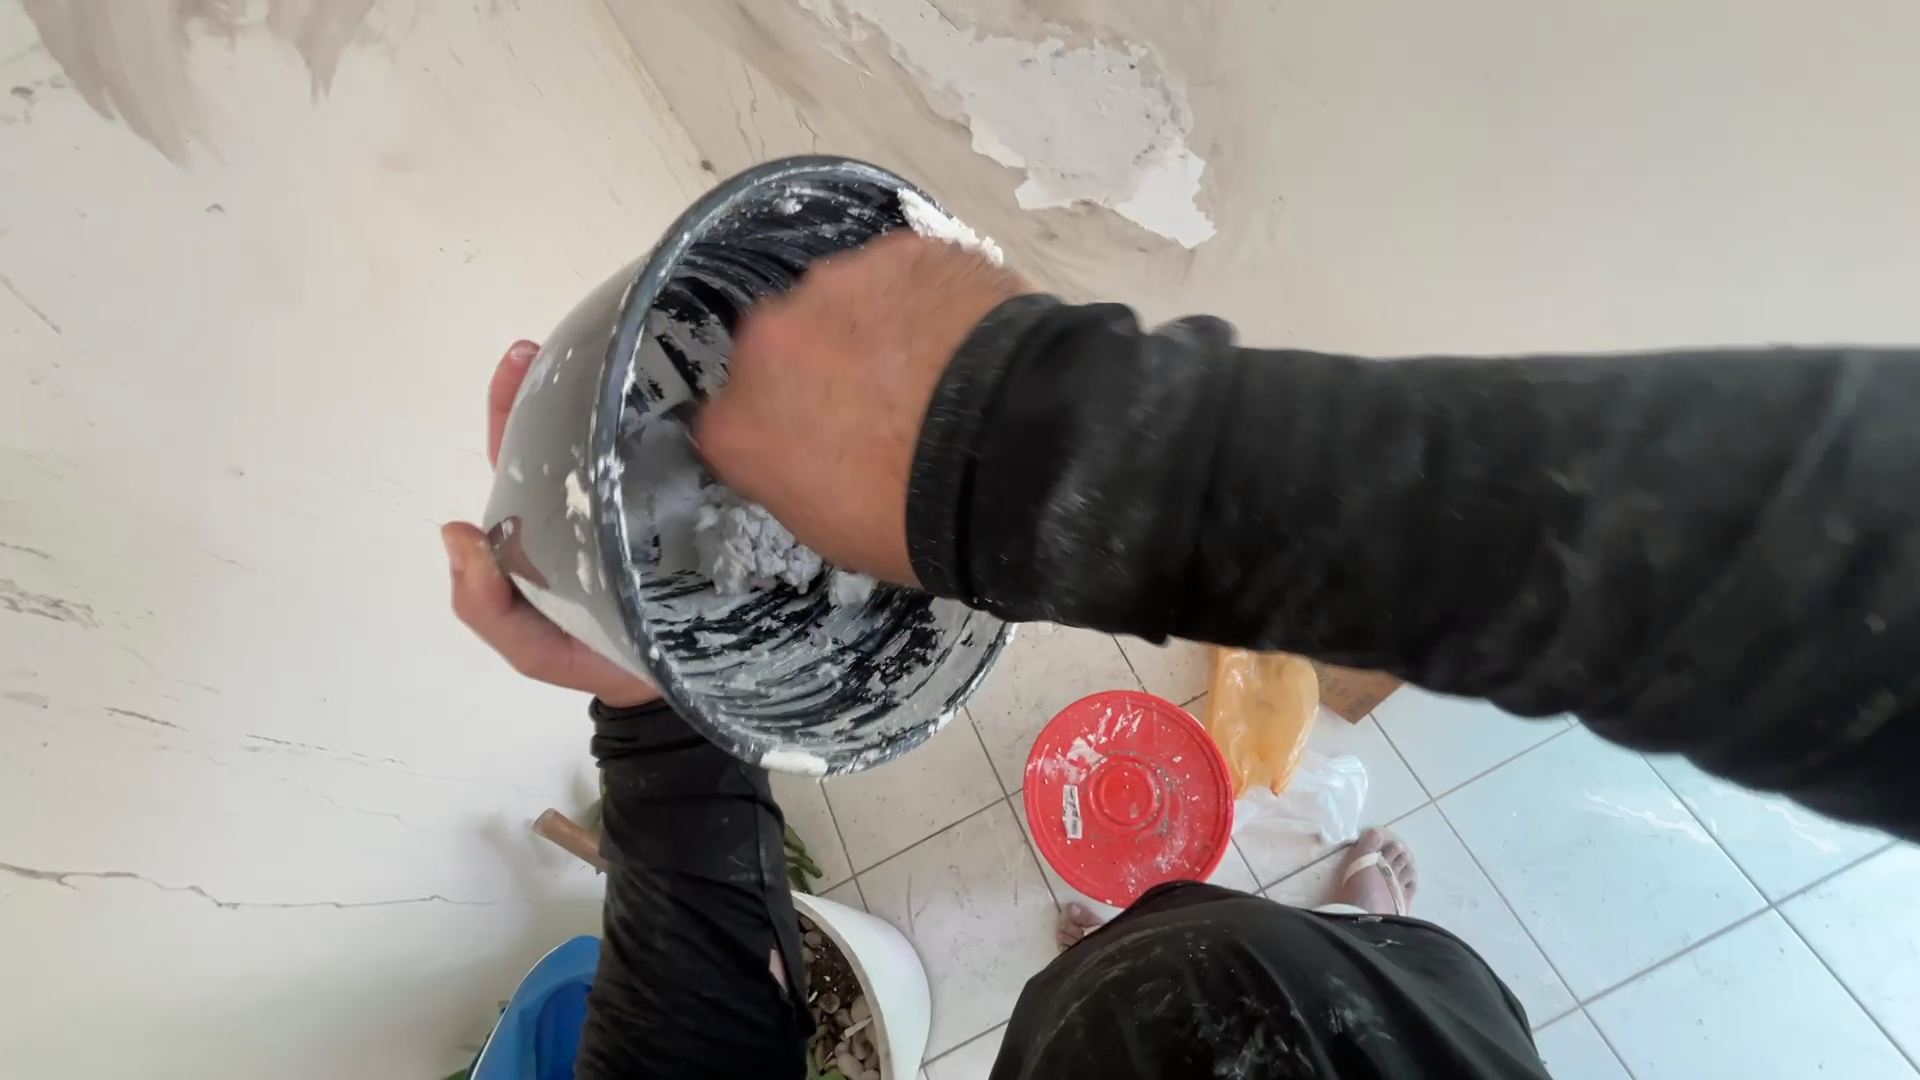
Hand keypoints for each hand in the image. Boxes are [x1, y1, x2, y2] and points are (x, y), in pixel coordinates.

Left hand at [441, 340, 660, 707]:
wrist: (666, 686)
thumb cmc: (593, 660)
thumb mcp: (526, 647)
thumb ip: (484, 605)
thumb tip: (454, 532)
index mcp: (544, 523)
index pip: (519, 453)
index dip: (512, 405)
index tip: (524, 357)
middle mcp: (589, 502)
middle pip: (573, 433)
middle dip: (573, 383)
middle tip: (588, 345)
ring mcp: (643, 504)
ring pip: (630, 442)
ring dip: (633, 400)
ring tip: (646, 365)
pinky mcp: (689, 513)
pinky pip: (683, 468)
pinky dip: (686, 435)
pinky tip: (703, 412)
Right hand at [696, 232, 1030, 584]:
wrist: (1014, 460)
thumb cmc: (920, 521)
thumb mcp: (834, 531)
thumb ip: (794, 475)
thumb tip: (807, 447)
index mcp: (739, 428)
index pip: (735, 421)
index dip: (779, 428)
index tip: (818, 440)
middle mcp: (767, 342)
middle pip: (781, 350)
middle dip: (818, 370)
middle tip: (882, 402)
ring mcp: (834, 286)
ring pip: (840, 304)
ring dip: (870, 329)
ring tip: (934, 366)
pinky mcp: (900, 251)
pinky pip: (902, 278)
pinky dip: (924, 300)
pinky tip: (964, 334)